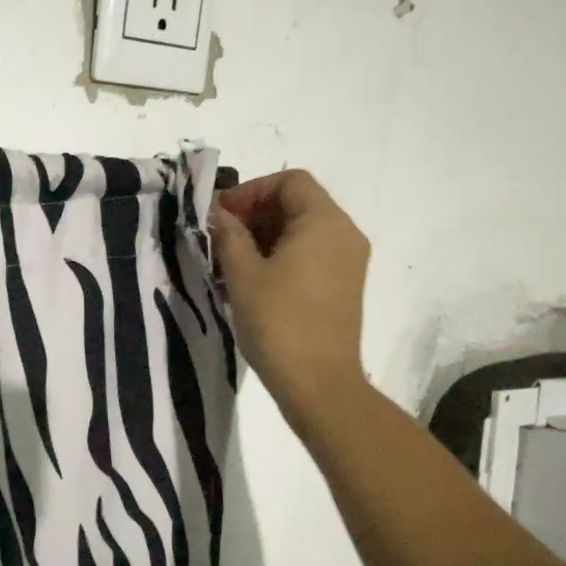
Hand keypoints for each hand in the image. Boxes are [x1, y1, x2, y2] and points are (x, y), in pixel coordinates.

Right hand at [209, 170, 370, 409]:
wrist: (318, 383)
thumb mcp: (243, 275)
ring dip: (263, 239)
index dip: (251, 191)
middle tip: (218, 240)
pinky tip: (250, 284)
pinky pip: (310, 256)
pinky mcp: (342, 287)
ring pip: (301, 232)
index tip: (219, 215)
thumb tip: (218, 213)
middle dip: (254, 215)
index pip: (289, 182)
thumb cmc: (278, 323)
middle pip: (297, 204)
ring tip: (228, 265)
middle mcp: (344, 234)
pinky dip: (280, 258)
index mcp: (324, 222)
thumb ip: (228, 235)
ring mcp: (347, 262)